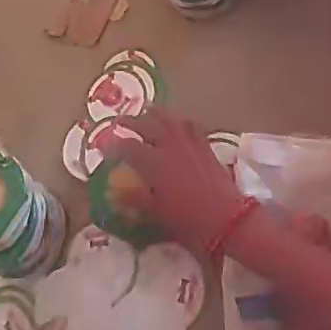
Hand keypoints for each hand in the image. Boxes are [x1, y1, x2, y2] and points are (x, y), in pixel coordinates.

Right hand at [105, 110, 245, 252]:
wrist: (227, 217)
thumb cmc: (188, 219)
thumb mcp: (157, 212)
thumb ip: (134, 198)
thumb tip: (114, 192)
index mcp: (152, 162)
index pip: (126, 146)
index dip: (112, 144)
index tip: (103, 144)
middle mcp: (168, 145)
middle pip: (145, 125)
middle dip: (130, 122)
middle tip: (119, 121)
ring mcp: (188, 142)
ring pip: (169, 119)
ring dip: (155, 113)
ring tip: (148, 110)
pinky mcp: (205, 144)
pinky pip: (190, 125)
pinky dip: (180, 121)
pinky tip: (178, 123)